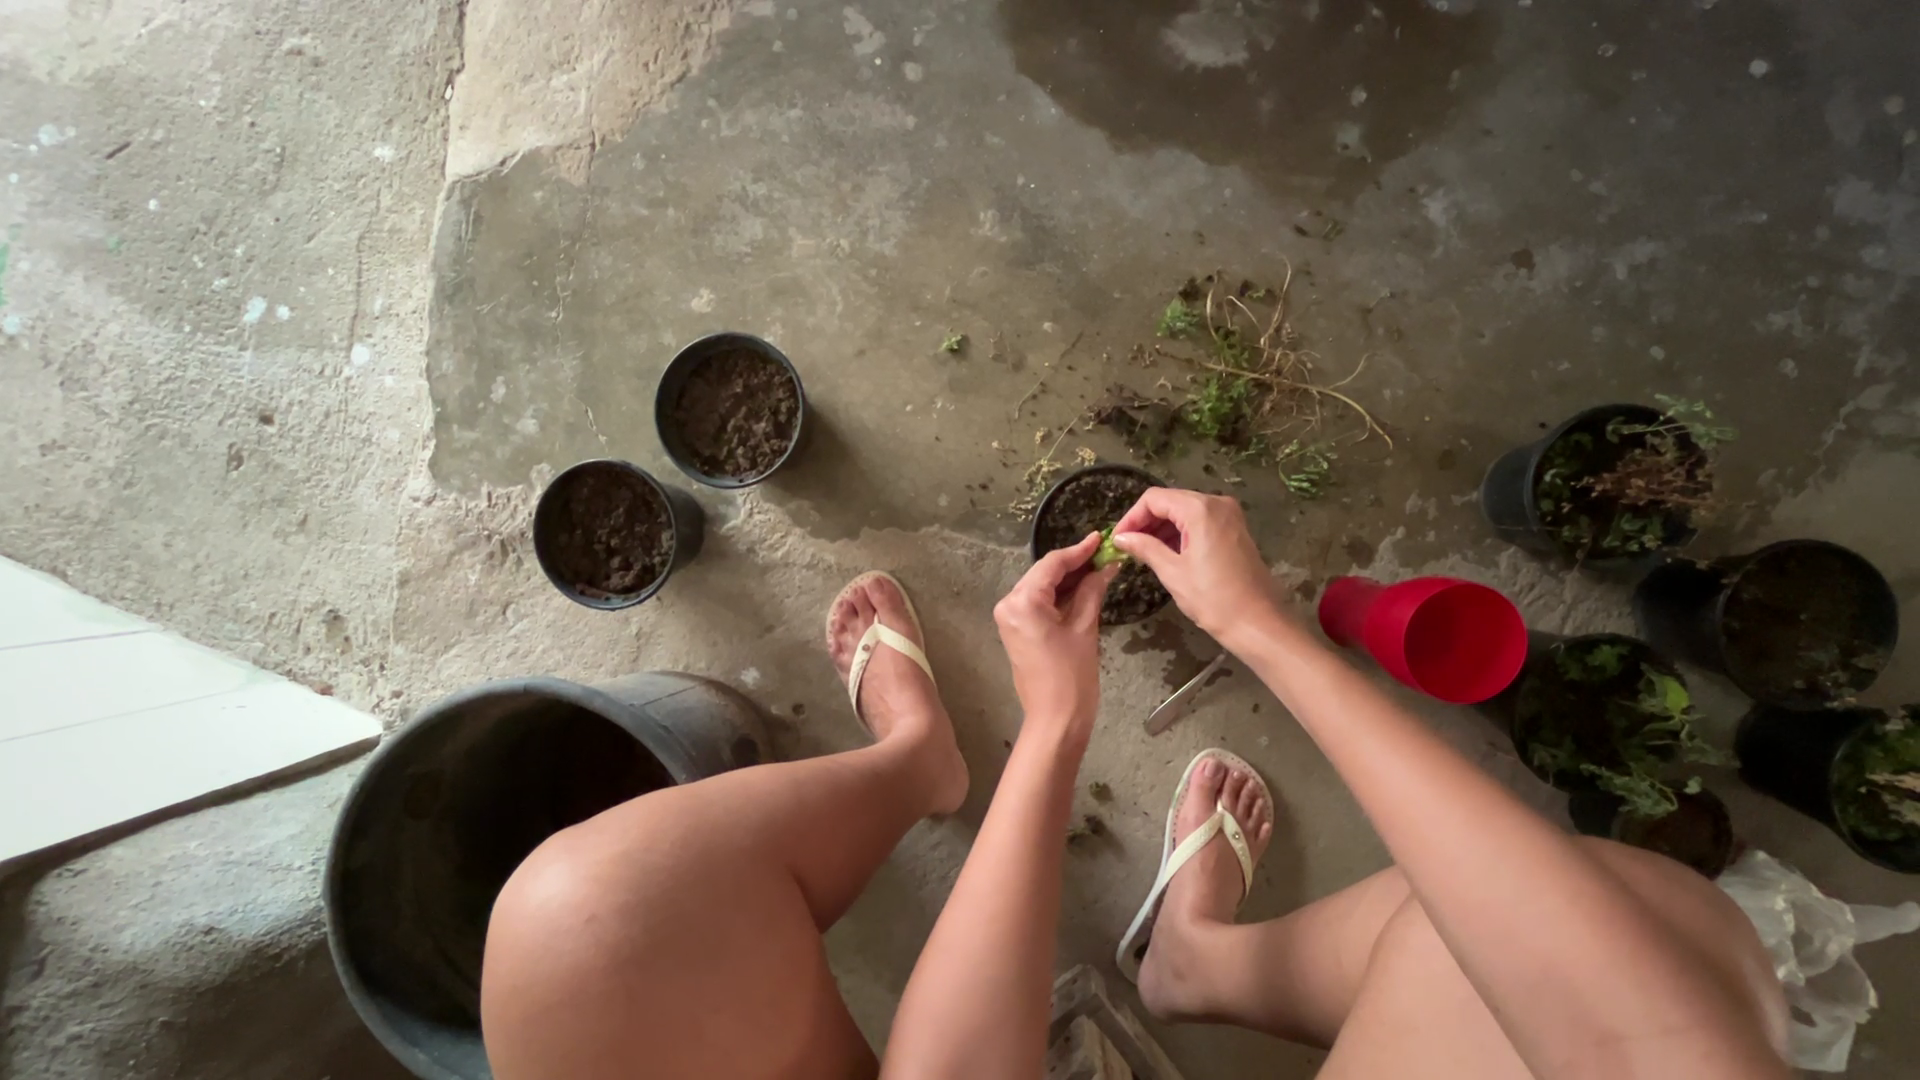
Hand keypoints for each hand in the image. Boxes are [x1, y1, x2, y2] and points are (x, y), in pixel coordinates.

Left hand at [993, 532, 1116, 737]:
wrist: (1055, 720)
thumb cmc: (1071, 677)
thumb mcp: (1085, 628)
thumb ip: (1092, 590)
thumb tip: (1105, 566)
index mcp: (1022, 601)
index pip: (1052, 564)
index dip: (1079, 551)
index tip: (1100, 539)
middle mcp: (1009, 604)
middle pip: (1044, 573)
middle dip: (1074, 564)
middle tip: (1104, 554)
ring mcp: (1009, 617)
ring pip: (1042, 587)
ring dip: (1068, 579)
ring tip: (1099, 568)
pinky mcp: (1016, 629)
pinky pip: (1038, 603)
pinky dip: (1059, 596)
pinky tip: (1083, 588)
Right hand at [1110, 488, 1280, 643]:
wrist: (1258, 622)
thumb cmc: (1213, 599)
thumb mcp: (1172, 572)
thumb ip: (1145, 548)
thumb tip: (1120, 538)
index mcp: (1200, 509)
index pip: (1154, 499)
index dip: (1132, 517)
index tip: (1118, 538)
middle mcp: (1217, 503)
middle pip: (1170, 501)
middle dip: (1145, 521)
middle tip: (1126, 545)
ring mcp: (1228, 515)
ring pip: (1184, 511)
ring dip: (1161, 528)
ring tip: (1142, 551)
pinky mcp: (1233, 529)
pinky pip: (1199, 521)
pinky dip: (1179, 533)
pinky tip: (1165, 552)